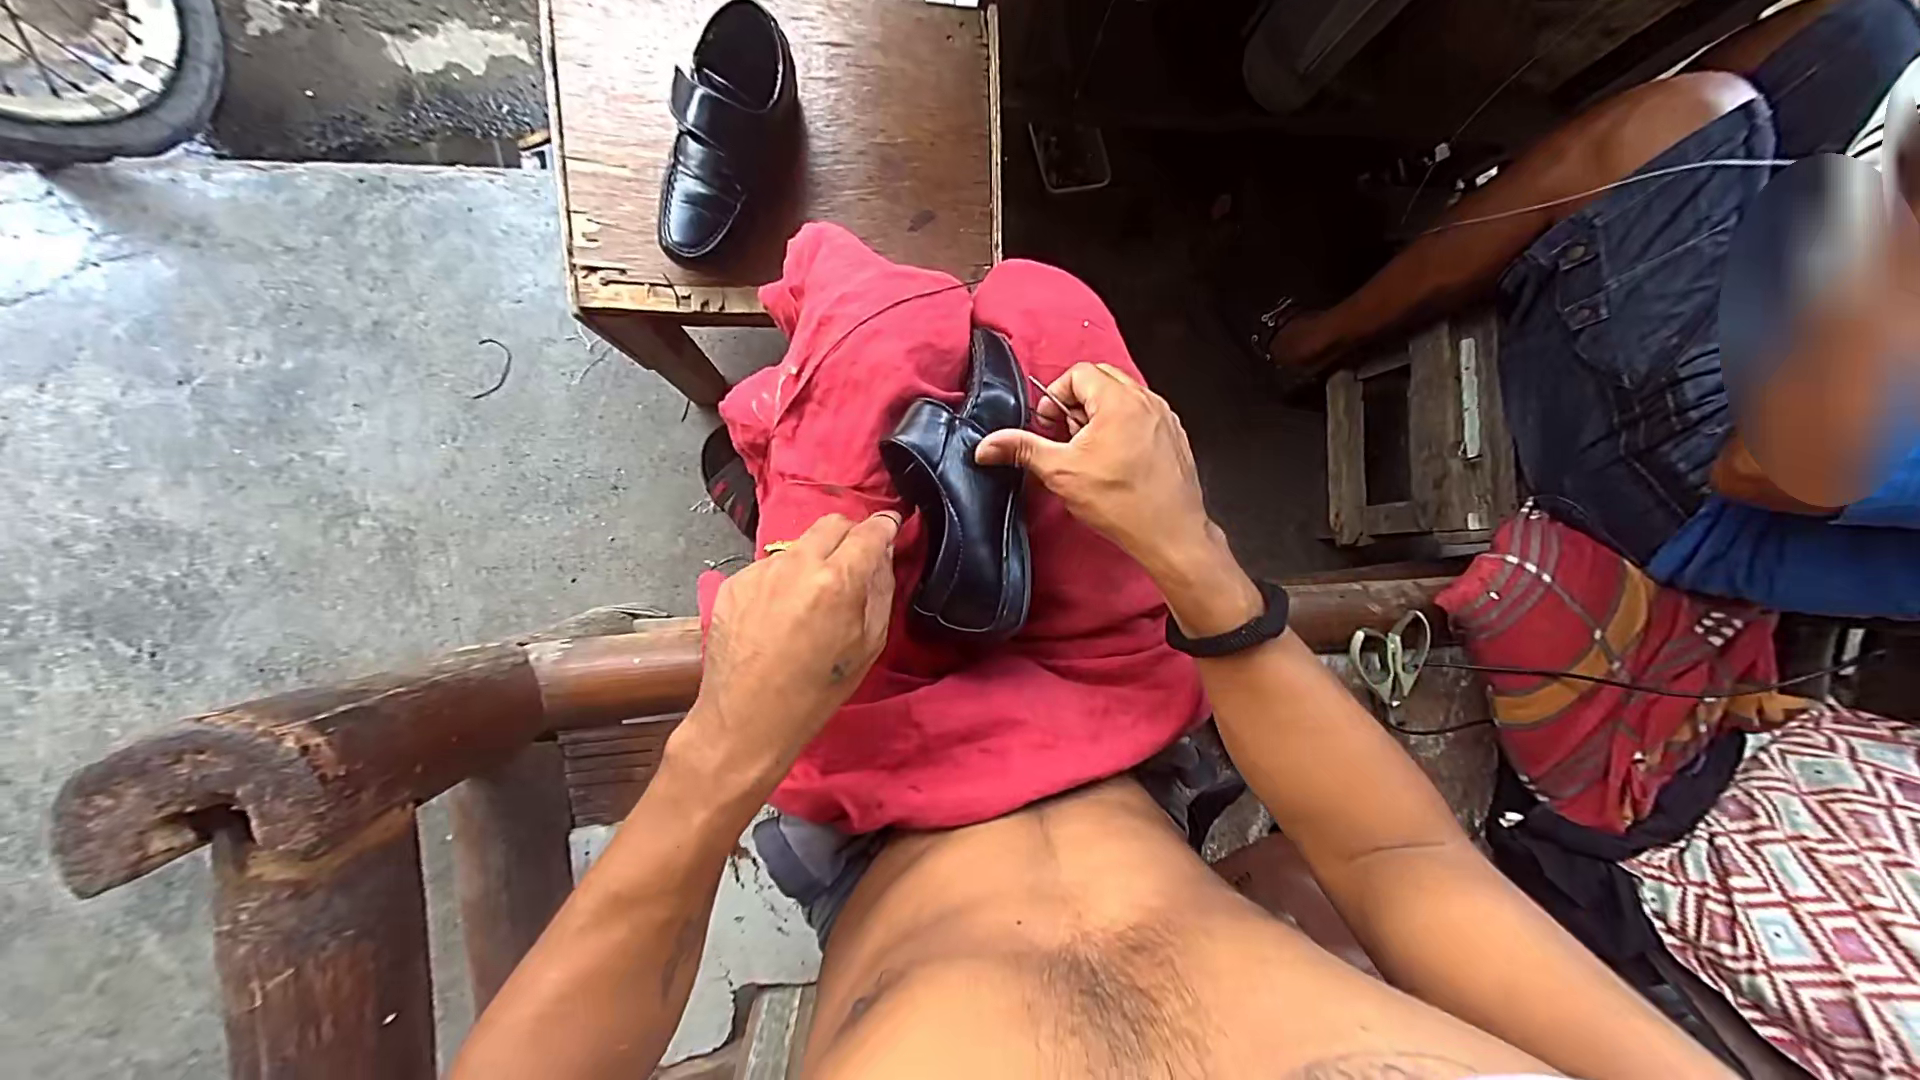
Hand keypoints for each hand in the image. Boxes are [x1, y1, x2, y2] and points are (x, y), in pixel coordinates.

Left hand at [675, 512, 899, 791]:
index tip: (890, 525)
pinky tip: (781, 612)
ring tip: (813, 598)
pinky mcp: (734, 582)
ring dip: (816, 558)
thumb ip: (881, 590)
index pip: (869, 532)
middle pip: (833, 523)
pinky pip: (770, 566)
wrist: (747, 718)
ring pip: (800, 544)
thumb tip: (882, 556)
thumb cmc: (817, 690)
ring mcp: (760, 571)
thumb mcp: (869, 644)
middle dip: (851, 534)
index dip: (885, 525)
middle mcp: (796, 565)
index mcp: (837, 581)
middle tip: (855, 559)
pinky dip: (784, 578)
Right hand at [975, 364, 1259, 634]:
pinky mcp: (1173, 436)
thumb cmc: (1122, 502)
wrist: (1170, 533)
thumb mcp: (1061, 472)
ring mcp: (1164, 418)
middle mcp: (1146, 401)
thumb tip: (988, 445)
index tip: (1049, 425)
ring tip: (1088, 451)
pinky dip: (1121, 427)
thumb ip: (1023, 449)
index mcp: (1118, 401)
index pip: (1078, 373)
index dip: (1055, 397)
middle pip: (1101, 379)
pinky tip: (1113, 461)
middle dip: (1075, 403)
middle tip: (1065, 435)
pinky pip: (1141, 416)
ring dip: (1097, 415)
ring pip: (1122, 397)